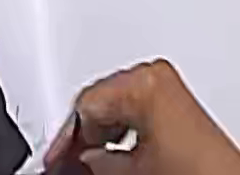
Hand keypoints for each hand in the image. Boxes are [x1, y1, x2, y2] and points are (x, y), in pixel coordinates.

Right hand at [42, 60, 239, 174]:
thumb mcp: (133, 170)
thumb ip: (96, 160)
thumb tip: (77, 159)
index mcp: (145, 80)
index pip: (86, 100)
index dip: (66, 136)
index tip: (56, 158)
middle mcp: (158, 75)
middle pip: (102, 99)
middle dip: (84, 132)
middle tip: (68, 161)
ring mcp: (172, 88)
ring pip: (119, 105)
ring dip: (103, 134)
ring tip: (90, 163)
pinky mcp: (183, 106)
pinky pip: (140, 110)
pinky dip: (125, 133)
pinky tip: (117, 156)